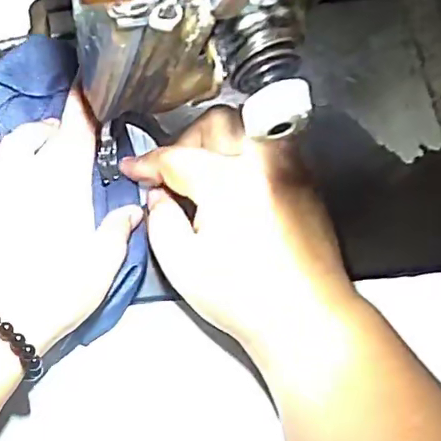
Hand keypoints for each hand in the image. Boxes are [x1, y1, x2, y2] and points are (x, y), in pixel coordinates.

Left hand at [0, 90, 141, 354]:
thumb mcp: (102, 266)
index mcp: (65, 181)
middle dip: (55, 127)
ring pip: (7, 145)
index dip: (85, 103)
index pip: (77, 125)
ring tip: (34, 151)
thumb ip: (117, 231)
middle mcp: (26, 176)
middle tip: (67, 138)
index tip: (89, 93)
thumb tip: (131, 212)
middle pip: (39, 131)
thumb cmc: (54, 296)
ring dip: (24, 140)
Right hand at [120, 106, 357, 360]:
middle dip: (184, 143)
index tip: (135, 170)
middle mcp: (264, 162)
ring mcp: (290, 168)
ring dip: (215, 147)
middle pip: (214, 124)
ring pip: (245, 129)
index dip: (147, 163)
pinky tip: (231, 192)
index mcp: (228, 180)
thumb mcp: (181, 264)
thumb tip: (156, 199)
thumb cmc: (252, 299)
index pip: (176, 156)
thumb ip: (159, 220)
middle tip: (168, 173)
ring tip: (200, 181)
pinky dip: (242, 160)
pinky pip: (266, 151)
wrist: (304, 315)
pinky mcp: (305, 181)